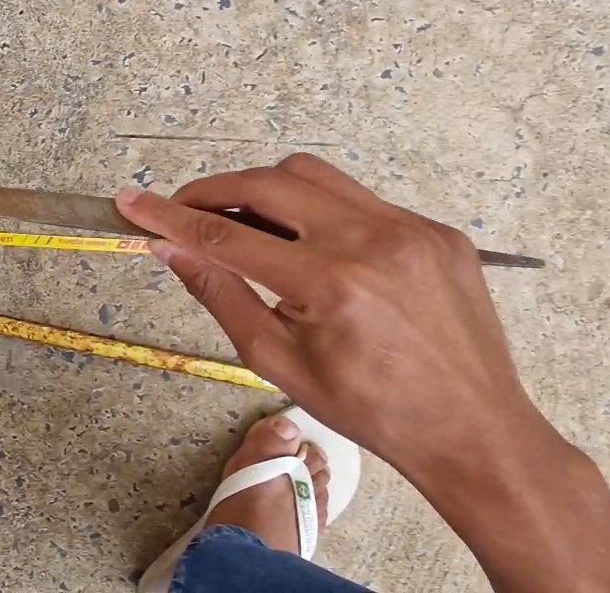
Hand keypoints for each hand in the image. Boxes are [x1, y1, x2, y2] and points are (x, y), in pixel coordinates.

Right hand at [115, 154, 542, 475]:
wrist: (477, 434)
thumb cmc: (370, 408)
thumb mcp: (274, 358)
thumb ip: (216, 292)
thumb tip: (168, 248)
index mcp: (331, 284)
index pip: (226, 235)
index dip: (168, 216)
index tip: (131, 202)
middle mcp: (374, 243)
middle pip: (265, 183)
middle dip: (212, 192)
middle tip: (183, 211)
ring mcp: (413, 231)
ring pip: (309, 174)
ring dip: (262, 190)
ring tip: (244, 223)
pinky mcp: (436, 231)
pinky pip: (355, 197)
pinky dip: (315, 210)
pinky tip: (310, 246)